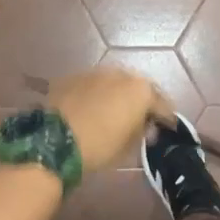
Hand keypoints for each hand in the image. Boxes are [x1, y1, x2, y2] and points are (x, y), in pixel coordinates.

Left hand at [49, 67, 178, 171]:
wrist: (52, 142)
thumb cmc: (99, 147)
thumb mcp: (128, 147)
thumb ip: (143, 132)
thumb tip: (147, 127)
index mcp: (142, 90)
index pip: (163, 104)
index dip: (166, 118)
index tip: (167, 127)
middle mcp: (123, 74)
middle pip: (139, 88)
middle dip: (142, 102)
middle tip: (142, 118)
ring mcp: (96, 72)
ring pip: (116, 83)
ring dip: (119, 95)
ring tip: (116, 111)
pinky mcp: (74, 77)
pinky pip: (94, 85)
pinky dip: (98, 95)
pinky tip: (93, 108)